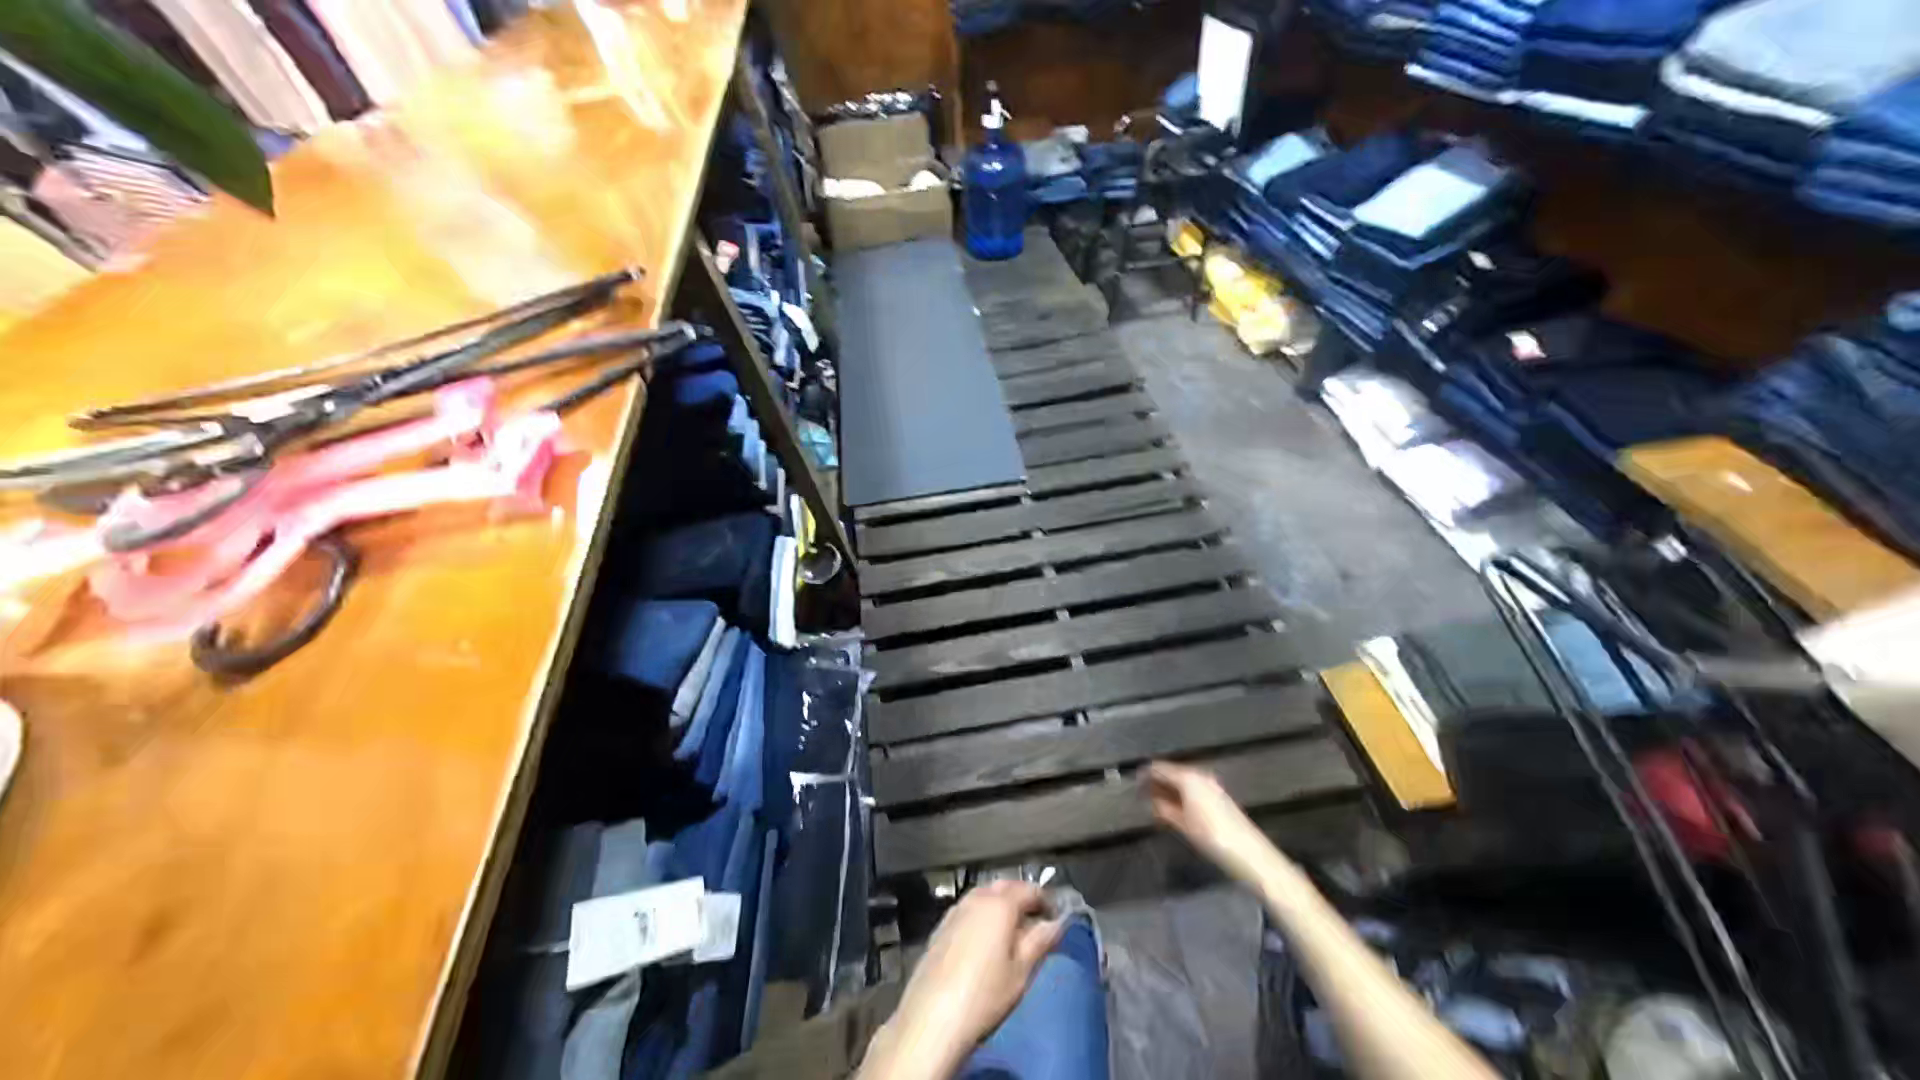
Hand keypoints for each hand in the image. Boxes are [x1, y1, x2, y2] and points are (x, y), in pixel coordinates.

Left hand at [863, 881, 1063, 1079]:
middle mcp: (975, 899)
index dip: (1045, 900)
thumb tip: (1056, 923)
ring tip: (1013, 931)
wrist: (931, 1019)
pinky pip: (968, 911)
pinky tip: (985, 941)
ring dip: (1001, 905)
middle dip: (1022, 897)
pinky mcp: (940, 928)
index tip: (1055, 917)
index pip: (1029, 889)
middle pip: (1004, 887)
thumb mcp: (1020, 972)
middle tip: (1036, 921)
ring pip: (983, 896)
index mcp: (999, 905)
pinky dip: (982, 916)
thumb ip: (1040, 941)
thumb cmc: (984, 995)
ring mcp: (954, 912)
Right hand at [1143, 760, 1290, 883]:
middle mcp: (1199, 775)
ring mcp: (1211, 784)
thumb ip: (1164, 809)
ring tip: (1156, 801)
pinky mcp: (1219, 795)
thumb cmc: (1211, 836)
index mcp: (1188, 777)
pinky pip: (1194, 787)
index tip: (1133, 783)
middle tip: (1142, 793)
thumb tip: (1152, 801)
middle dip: (1157, 781)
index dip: (1145, 774)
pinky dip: (1182, 793)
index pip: (1160, 768)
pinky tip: (1176, 806)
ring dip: (1170, 788)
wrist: (1248, 852)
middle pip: (1172, 772)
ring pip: (1183, 781)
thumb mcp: (1182, 824)